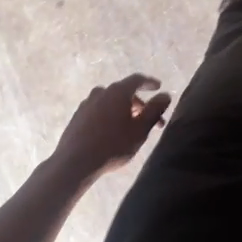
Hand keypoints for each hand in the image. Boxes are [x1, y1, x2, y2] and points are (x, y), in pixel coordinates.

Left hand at [51, 74, 171, 183]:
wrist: (76, 161)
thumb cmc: (113, 145)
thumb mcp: (140, 130)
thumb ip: (155, 110)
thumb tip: (165, 95)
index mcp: (117, 91)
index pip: (137, 80)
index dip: (149, 83)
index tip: (158, 87)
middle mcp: (101, 92)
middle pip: (124, 92)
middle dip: (139, 104)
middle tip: (150, 120)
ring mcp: (87, 103)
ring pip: (110, 102)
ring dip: (123, 110)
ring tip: (130, 127)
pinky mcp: (77, 116)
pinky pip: (99, 110)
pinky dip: (109, 116)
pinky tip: (111, 131)